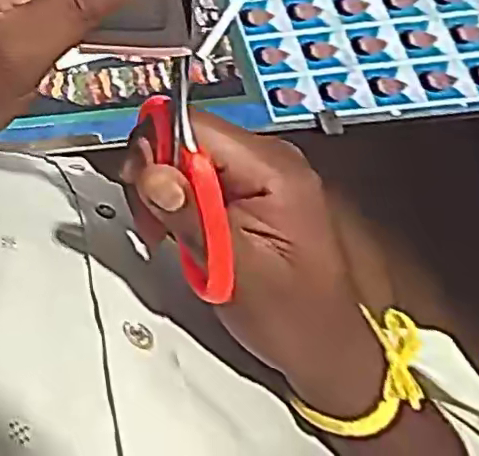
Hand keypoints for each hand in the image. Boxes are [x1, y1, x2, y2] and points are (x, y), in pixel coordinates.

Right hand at [122, 112, 386, 414]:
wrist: (331, 356)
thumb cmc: (300, 322)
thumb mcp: (240, 274)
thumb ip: (192, 218)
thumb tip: (153, 174)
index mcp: (274, 169)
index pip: (188, 122)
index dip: (156, 150)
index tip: (148, 191)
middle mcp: (264, 158)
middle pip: (175, 132)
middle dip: (153, 174)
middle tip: (156, 219)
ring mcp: (252, 169)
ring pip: (174, 151)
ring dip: (158, 190)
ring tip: (170, 231)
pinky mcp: (238, 183)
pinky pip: (184, 171)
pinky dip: (170, 198)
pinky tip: (181, 227)